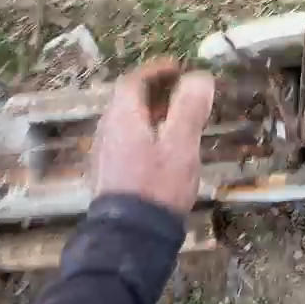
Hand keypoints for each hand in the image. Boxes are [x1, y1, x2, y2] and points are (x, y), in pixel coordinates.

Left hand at [89, 59, 215, 214]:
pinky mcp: (108, 175)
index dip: (155, 71)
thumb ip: (189, 109)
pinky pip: (125, 142)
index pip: (133, 82)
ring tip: (176, 121)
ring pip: (126, 123)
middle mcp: (107, 132)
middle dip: (154, 92)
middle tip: (181, 93)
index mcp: (123, 119)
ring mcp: (104, 154)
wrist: (131, 235)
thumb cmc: (158, 186)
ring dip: (150, 114)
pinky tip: (161, 151)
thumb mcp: (181, 146)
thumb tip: (200, 77)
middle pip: (127, 101)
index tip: (177, 68)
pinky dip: (144, 134)